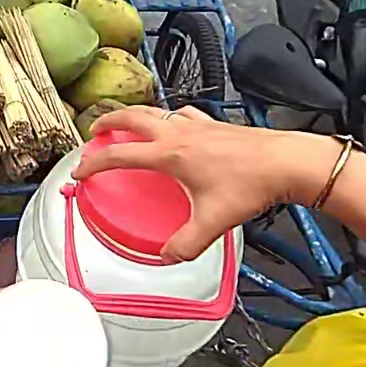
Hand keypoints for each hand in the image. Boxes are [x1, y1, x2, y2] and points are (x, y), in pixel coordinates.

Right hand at [71, 105, 339, 260]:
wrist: (285, 161)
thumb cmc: (251, 182)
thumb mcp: (213, 221)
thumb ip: (186, 243)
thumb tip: (169, 255)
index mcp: (170, 154)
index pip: (119, 153)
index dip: (93, 162)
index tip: (80, 169)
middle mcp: (180, 133)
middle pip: (132, 116)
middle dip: (108, 119)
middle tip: (96, 129)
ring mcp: (198, 125)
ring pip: (157, 111)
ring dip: (137, 115)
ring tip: (131, 126)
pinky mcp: (215, 125)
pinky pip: (183, 115)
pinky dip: (170, 118)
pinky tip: (178, 128)